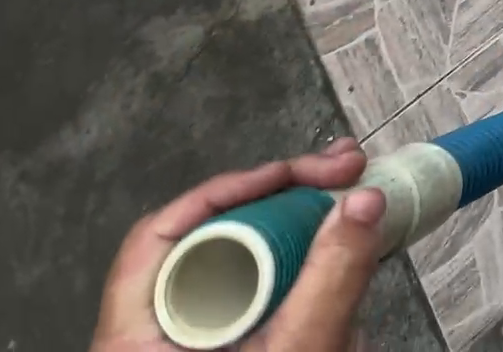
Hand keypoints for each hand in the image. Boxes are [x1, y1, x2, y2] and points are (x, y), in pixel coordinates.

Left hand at [90, 138, 383, 351]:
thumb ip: (332, 277)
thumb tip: (365, 196)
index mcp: (137, 338)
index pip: (160, 236)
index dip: (229, 189)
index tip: (302, 172)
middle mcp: (160, 332)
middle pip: (212, 236)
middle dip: (289, 191)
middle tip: (351, 167)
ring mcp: (204, 339)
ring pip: (248, 255)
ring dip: (309, 215)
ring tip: (361, 190)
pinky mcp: (244, 342)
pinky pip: (273, 280)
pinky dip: (314, 251)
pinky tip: (353, 241)